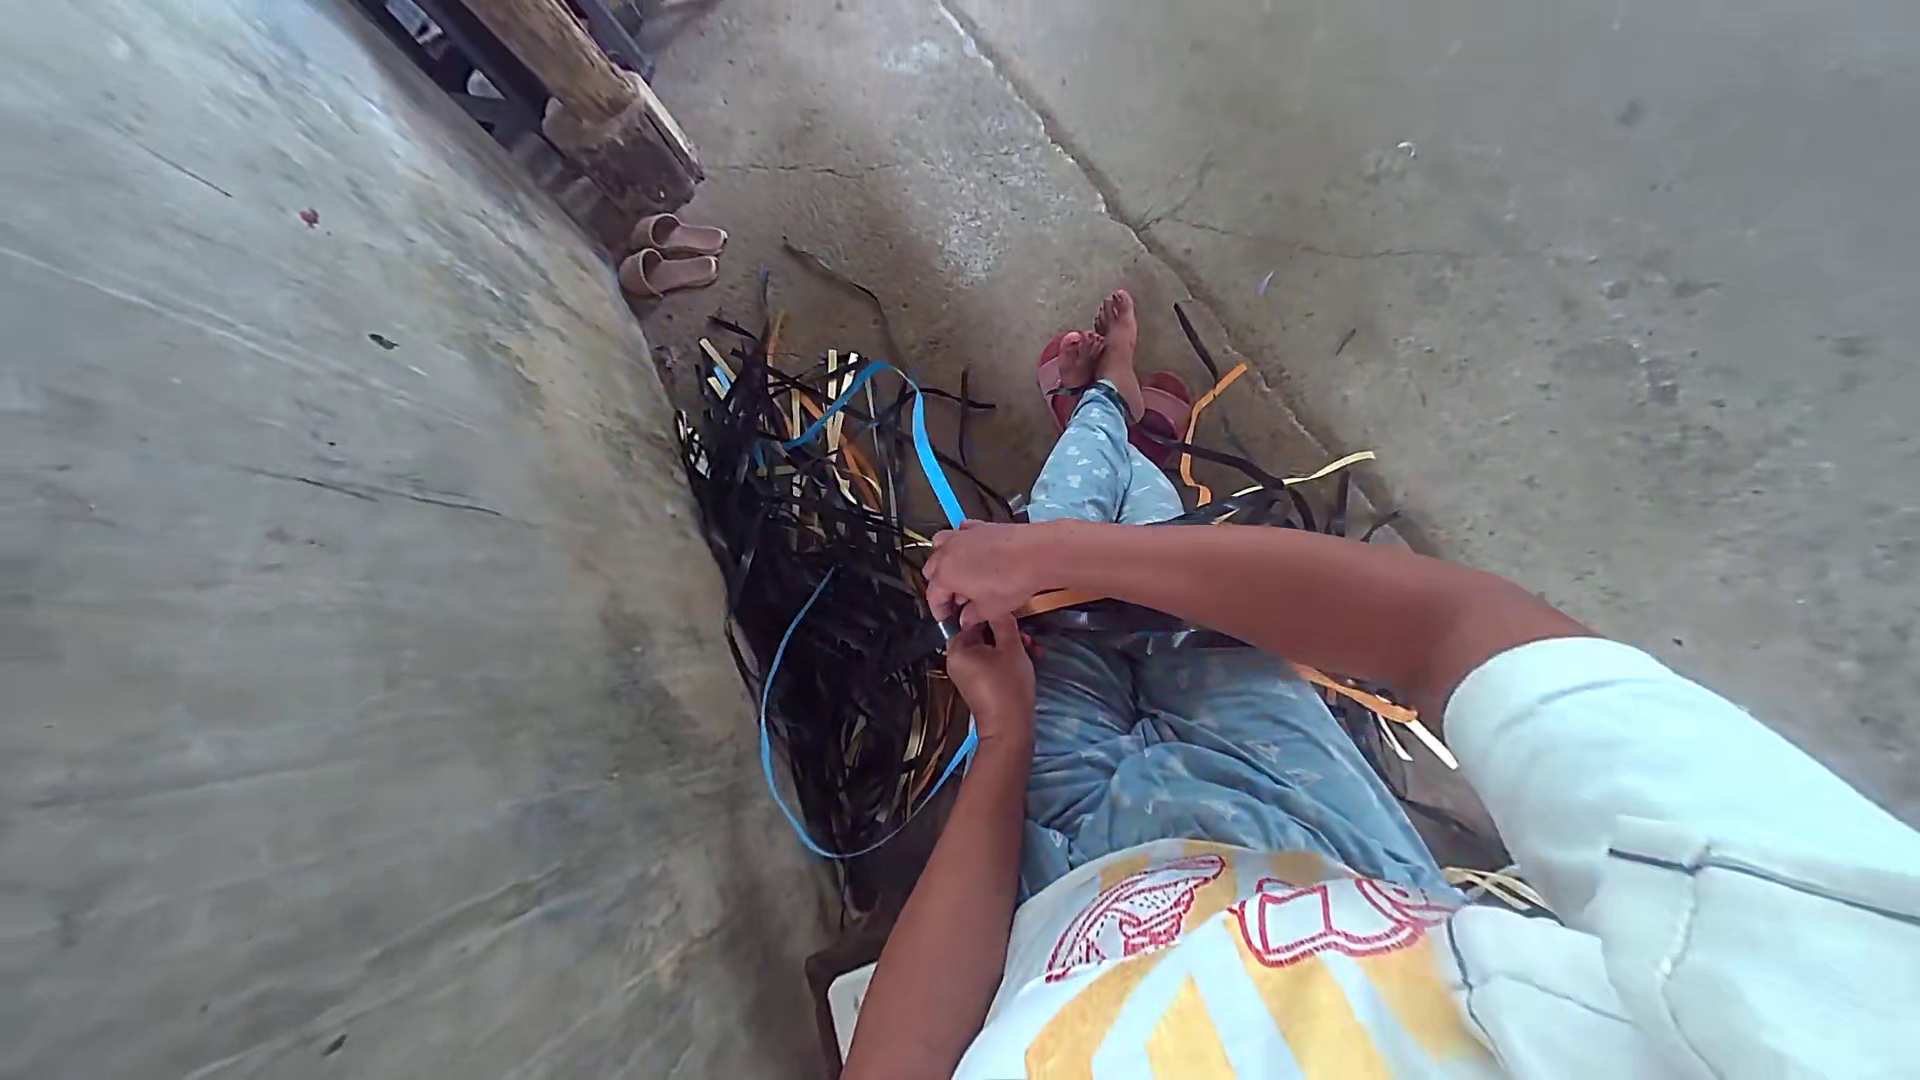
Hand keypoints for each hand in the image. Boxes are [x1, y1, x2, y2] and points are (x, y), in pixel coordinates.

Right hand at [924, 520, 1049, 627]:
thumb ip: (972, 616)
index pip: (933, 596)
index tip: (948, 618)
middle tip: (957, 600)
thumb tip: (966, 619)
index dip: (940, 611)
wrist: (1035, 554)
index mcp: (944, 575)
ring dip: (945, 560)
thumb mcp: (990, 609)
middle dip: (941, 585)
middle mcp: (948, 552)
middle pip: (932, 569)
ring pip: (941, 546)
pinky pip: (962, 532)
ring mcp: (962, 535)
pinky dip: (963, 540)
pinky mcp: (979, 526)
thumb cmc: (1011, 581)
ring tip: (961, 574)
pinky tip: (973, 550)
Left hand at [942, 613, 1034, 747]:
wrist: (1010, 727)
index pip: (971, 620)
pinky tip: (1030, 659)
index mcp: (957, 648)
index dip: (993, 615)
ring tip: (1033, 649)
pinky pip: (992, 662)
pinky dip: (1008, 659)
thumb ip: (1003, 622)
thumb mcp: (1010, 647)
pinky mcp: (980, 683)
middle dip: (1007, 634)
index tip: (1012, 617)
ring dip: (1012, 646)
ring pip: (991, 649)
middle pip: (982, 634)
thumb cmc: (1007, 684)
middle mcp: (958, 660)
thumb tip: (997, 605)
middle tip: (1028, 637)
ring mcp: (969, 672)